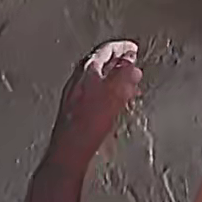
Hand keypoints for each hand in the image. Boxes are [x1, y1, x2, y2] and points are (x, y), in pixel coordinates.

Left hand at [21, 41, 142, 201]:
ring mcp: (73, 95)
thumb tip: (131, 62)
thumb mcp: (115, 91)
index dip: (122, 47)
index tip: (133, 48)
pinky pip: (93, 93)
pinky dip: (106, 92)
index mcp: (87, 69)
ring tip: (127, 85)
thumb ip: (125, 73)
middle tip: (132, 65)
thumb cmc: (89, 122)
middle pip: (100, 63)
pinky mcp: (72, 111)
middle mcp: (77, 79)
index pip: (106, 49)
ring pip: (97, 79)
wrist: (68, 153)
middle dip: (118, 63)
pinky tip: (113, 103)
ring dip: (113, 79)